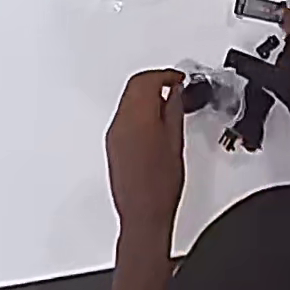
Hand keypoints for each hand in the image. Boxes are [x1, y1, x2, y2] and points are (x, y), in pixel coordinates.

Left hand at [105, 69, 186, 255]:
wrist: (143, 215)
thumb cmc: (161, 185)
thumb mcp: (176, 141)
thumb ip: (174, 110)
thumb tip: (174, 92)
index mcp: (137, 117)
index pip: (146, 81)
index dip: (164, 74)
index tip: (177, 77)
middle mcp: (120, 122)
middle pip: (133, 86)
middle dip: (154, 80)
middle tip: (173, 84)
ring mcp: (114, 133)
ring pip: (128, 99)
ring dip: (145, 94)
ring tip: (167, 102)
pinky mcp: (112, 144)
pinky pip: (124, 115)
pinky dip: (138, 109)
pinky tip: (154, 119)